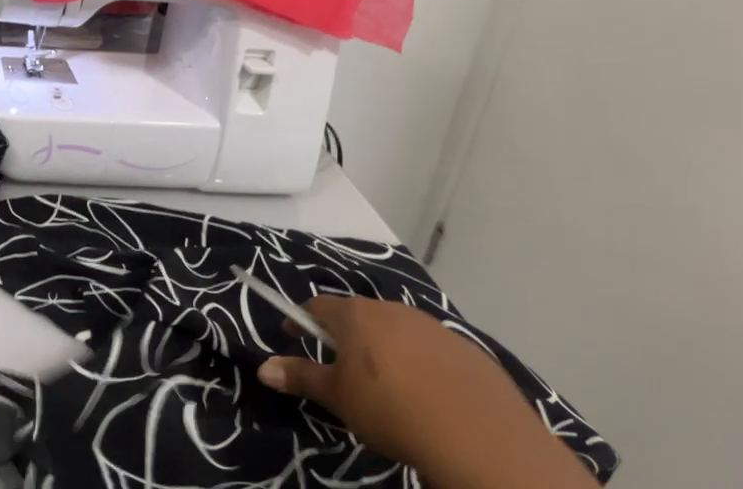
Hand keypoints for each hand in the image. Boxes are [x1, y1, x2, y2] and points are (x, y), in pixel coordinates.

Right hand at [257, 297, 596, 488]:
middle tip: (340, 366)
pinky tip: (427, 395)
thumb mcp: (339, 398)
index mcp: (356, 315)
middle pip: (359, 315)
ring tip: (385, 384)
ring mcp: (434, 328)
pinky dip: (421, 364)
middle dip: (345, 334)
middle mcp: (393, 310)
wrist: (480, 437)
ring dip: (385, 347)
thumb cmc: (392, 411)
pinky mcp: (469, 351)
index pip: (318, 305)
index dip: (301, 320)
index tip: (293, 336)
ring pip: (398, 330)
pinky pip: (432, 350)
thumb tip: (262, 366)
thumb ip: (302, 377)